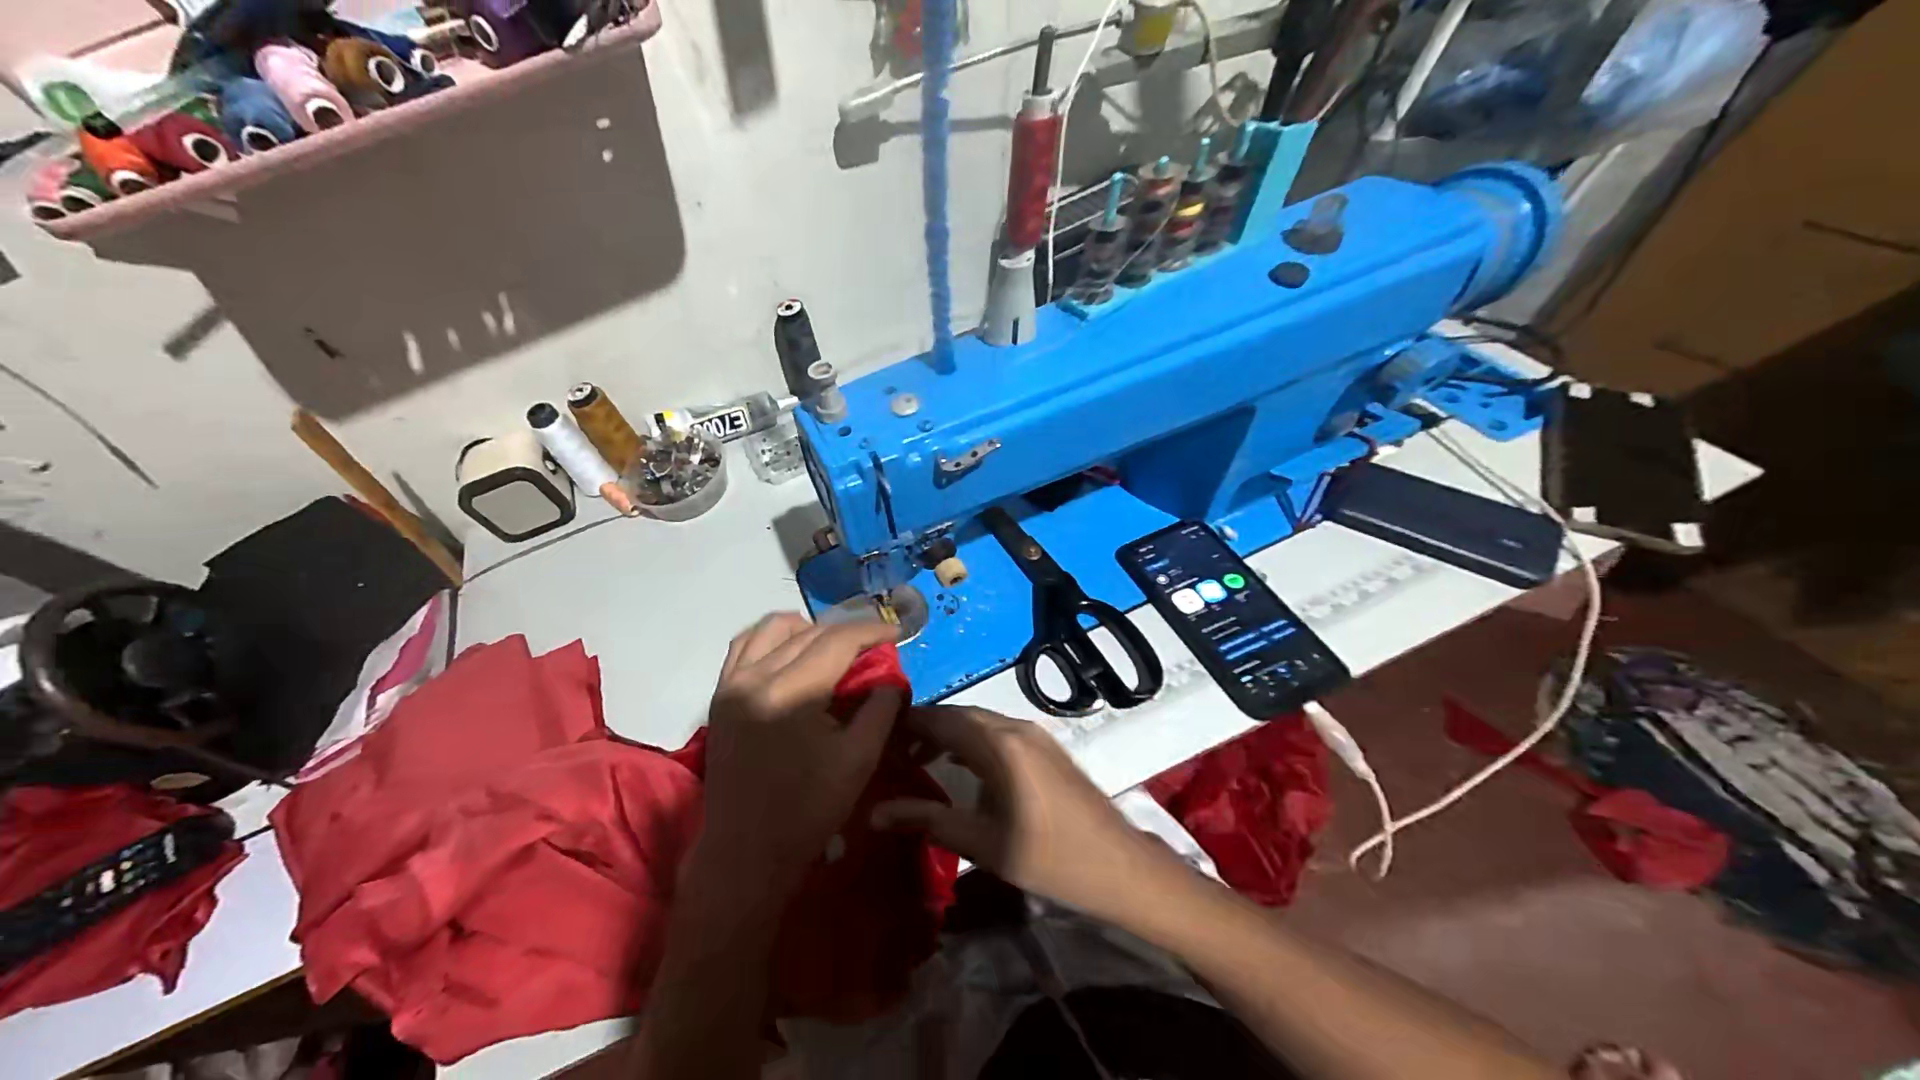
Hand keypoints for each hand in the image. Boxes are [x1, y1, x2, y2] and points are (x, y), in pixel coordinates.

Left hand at [697, 613, 902, 893]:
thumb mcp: (859, 759)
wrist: (746, 852)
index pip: (836, 641)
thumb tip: (891, 677)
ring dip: (809, 630)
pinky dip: (774, 639)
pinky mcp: (719, 695)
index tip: (896, 632)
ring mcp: (731, 684)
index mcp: (790, 694)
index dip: (871, 630)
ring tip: (833, 649)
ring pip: (773, 629)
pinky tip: (794, 653)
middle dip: (847, 633)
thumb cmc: (808, 811)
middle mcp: (755, 678)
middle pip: (809, 633)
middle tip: (874, 647)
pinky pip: (746, 645)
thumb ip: (880, 708)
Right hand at [871, 705, 1180, 924]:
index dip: (908, 722)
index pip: (942, 718)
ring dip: (949, 733)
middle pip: (961, 714)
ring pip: (981, 721)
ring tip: (918, 759)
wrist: (1120, 866)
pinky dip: (973, 740)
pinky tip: (960, 766)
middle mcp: (1017, 727)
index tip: (876, 734)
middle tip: (892, 751)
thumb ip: (928, 820)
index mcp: (1000, 744)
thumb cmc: (1048, 858)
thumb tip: (874, 811)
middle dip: (926, 727)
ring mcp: (1036, 735)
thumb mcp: (982, 844)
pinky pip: (1000, 732)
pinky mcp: (1047, 747)